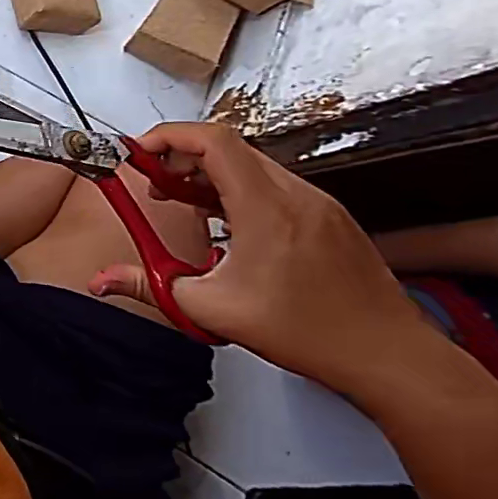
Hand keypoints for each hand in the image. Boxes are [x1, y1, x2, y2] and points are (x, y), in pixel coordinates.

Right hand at [89, 123, 429, 393]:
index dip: (167, 136)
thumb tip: (100, 281)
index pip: (212, 141)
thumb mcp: (211, 308)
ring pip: (248, 163)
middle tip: (151, 182)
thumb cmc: (311, 334)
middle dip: (178, 156)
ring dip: (205, 172)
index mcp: (267, 209)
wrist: (397, 362)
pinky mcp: (328, 217)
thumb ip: (148, 285)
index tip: (138, 153)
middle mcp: (296, 196)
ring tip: (181, 202)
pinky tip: (222, 221)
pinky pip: (270, 183)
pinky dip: (234, 188)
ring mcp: (317, 204)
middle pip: (226, 147)